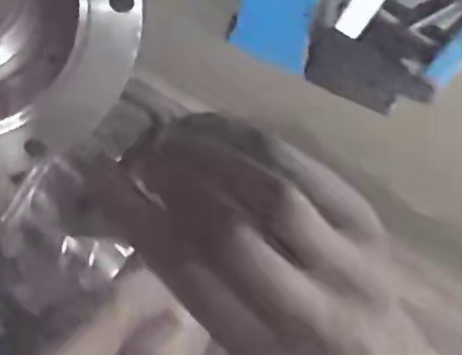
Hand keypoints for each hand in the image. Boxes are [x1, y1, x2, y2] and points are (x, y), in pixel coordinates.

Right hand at [81, 116, 430, 354]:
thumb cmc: (282, 345)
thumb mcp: (230, 332)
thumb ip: (175, 267)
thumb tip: (105, 192)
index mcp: (269, 348)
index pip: (189, 274)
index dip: (133, 215)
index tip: (95, 173)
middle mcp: (320, 315)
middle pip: (230, 233)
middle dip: (173, 182)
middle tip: (141, 160)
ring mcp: (355, 265)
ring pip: (271, 190)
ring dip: (207, 151)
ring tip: (172, 137)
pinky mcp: (366, 222)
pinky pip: (298, 164)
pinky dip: (242, 136)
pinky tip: (209, 129)